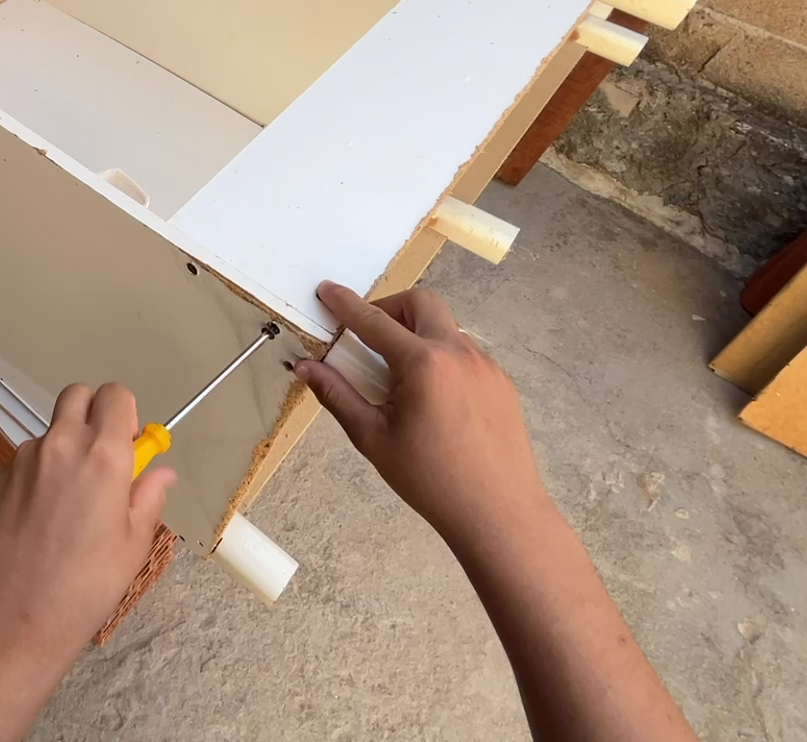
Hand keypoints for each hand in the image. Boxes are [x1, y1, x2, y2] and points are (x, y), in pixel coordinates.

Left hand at [0, 385, 174, 741]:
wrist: (16, 614)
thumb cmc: (87, 583)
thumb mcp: (133, 543)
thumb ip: (148, 496)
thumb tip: (160, 472)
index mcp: (103, 454)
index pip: (115, 395)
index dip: (124, 413)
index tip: (127, 442)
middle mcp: (62, 443)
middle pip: (77, 395)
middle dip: (92, 413)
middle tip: (99, 454)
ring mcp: (26, 457)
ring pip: (50, 429)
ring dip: (63, 446)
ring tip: (67, 499)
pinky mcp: (0, 475)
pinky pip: (27, 458)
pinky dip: (39, 472)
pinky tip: (40, 515)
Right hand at [295, 280, 553, 558]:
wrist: (500, 514)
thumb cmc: (430, 479)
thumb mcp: (372, 437)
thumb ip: (336, 394)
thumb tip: (305, 368)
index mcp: (422, 363)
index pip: (373, 320)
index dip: (344, 303)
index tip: (327, 290)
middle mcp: (458, 353)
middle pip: (419, 302)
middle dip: (389, 307)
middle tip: (369, 337)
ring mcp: (486, 366)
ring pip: (444, 326)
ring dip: (415, 332)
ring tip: (399, 374)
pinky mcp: (501, 383)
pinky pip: (463, 352)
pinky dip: (438, 355)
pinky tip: (431, 396)